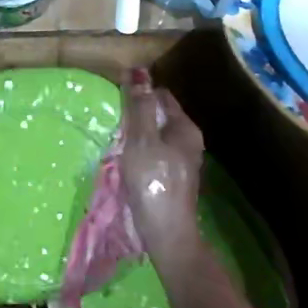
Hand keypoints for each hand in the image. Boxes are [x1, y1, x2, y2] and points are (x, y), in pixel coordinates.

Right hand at [118, 67, 205, 259]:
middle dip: (139, 117)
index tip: (119, 102)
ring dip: (139, 137)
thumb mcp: (142, 139)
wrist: (167, 235)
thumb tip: (138, 71)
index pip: (162, 96)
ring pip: (158, 137)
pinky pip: (157, 156)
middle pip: (160, 116)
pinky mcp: (175, 181)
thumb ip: (140, 106)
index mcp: (185, 128)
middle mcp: (190, 142)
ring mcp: (184, 163)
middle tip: (117, 125)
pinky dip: (143, 155)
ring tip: (119, 145)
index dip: (141, 94)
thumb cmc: (153, 182)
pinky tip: (129, 165)